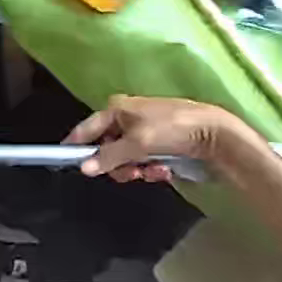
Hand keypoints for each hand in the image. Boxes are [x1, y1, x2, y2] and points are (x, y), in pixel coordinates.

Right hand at [63, 95, 265, 183]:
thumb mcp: (138, 144)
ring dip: (136, 168)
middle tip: (131, 173)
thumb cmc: (172, 130)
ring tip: (153, 171)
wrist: (216, 133)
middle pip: (106, 147)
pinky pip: (143, 160)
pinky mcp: (160, 143)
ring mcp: (144, 130)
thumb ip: (109, 157)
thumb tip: (83, 168)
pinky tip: (164, 170)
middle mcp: (127, 117)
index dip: (76, 146)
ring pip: (125, 157)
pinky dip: (151, 168)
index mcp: (116, 108)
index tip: (66, 163)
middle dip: (117, 163)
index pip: (86, 129)